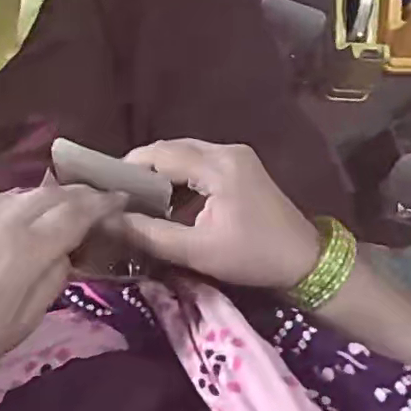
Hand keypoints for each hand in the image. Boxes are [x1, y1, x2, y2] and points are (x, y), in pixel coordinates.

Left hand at [0, 185, 124, 388]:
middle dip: (84, 194)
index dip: (105, 204)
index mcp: (24, 246)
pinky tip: (30, 216)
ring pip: (28, 192)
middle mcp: (2, 217)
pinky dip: (27, 202)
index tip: (125, 200)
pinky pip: (3, 199)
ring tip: (72, 209)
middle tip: (105, 203)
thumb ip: (51, 281)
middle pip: (55, 193)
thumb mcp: (20, 324)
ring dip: (56, 196)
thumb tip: (65, 254)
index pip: (77, 211)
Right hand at [113, 139, 320, 289]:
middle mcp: (227, 150)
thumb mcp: (197, 250)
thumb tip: (109, 222)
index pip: (159, 154)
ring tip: (138, 201)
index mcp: (217, 165)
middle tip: (118, 196)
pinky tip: (168, 201)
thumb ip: (150, 234)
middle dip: (142, 170)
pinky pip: (200, 163)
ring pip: (185, 154)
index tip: (104, 189)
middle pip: (171, 149)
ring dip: (161, 173)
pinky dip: (180, 177)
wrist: (305, 261)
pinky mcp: (242, 167)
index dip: (128, 168)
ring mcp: (237, 156)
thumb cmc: (252, 257)